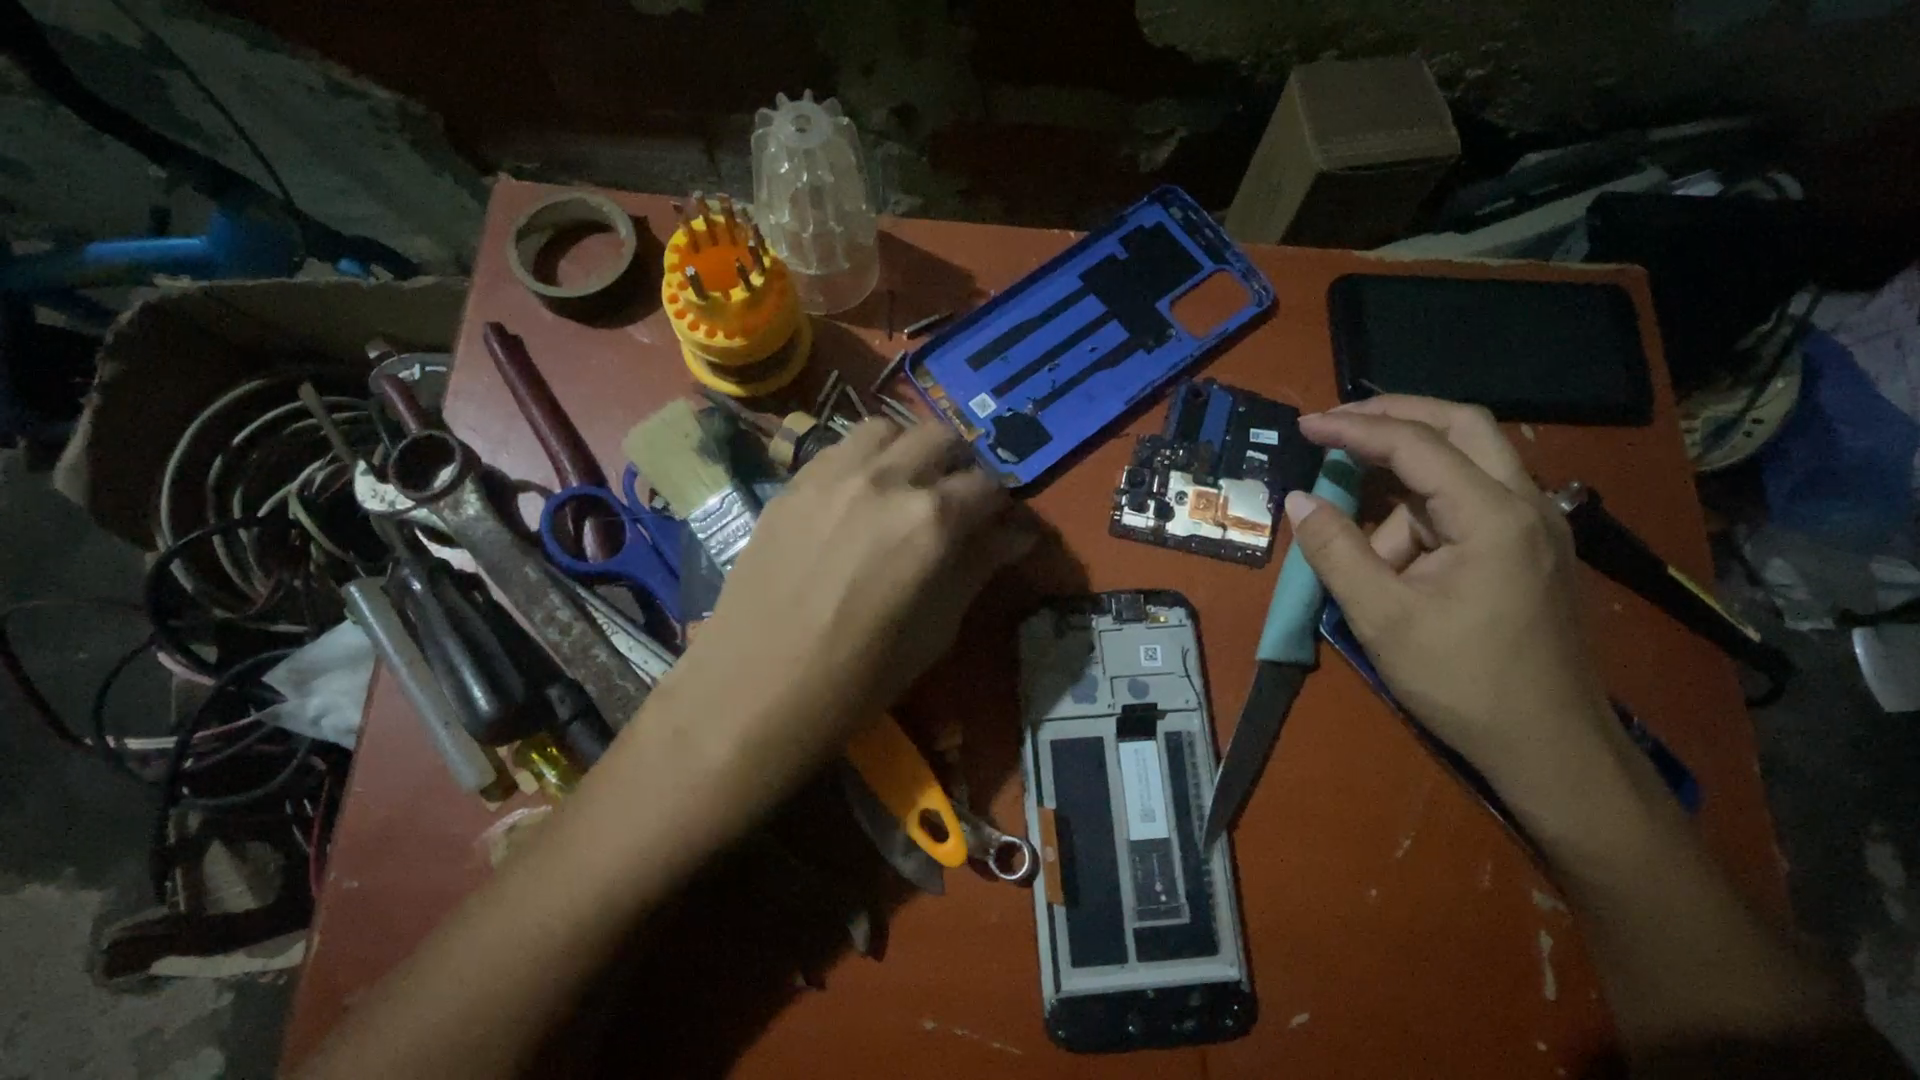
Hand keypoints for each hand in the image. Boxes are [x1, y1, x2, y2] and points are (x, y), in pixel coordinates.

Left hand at [673, 419, 1033, 761]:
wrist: (756, 688)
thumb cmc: (861, 676)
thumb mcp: (937, 629)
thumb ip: (977, 568)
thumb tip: (1016, 534)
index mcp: (933, 519)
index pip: (989, 485)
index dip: (1003, 504)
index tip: (1002, 523)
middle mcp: (887, 478)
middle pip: (942, 437)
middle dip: (962, 463)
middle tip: (959, 499)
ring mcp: (833, 473)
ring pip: (887, 429)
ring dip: (909, 449)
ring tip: (908, 484)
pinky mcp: (793, 483)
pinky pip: (839, 447)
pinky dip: (864, 458)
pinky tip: (858, 494)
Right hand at [1286, 396, 1614, 775]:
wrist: (1551, 746)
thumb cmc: (1464, 682)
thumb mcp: (1382, 618)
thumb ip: (1336, 551)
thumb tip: (1298, 501)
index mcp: (1493, 516)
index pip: (1416, 446)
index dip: (1355, 428)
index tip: (1306, 425)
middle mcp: (1527, 503)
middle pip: (1461, 427)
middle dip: (1396, 419)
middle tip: (1340, 426)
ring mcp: (1537, 525)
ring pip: (1466, 467)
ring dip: (1408, 489)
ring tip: (1369, 557)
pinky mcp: (1532, 549)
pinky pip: (1473, 504)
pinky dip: (1428, 514)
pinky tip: (1400, 561)